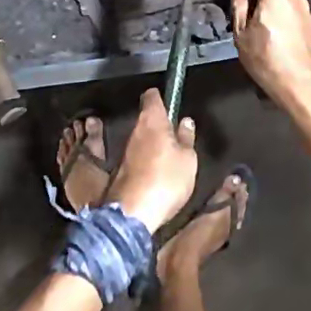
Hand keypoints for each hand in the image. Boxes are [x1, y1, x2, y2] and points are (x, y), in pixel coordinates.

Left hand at [104, 89, 198, 232]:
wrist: (133, 214)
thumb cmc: (165, 180)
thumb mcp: (188, 159)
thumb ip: (187, 139)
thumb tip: (185, 122)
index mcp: (151, 120)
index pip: (152, 96)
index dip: (162, 96)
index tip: (171, 102)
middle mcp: (135, 131)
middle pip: (148, 118)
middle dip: (161, 124)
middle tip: (179, 137)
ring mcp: (126, 151)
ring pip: (143, 139)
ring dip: (155, 144)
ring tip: (172, 159)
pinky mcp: (122, 170)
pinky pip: (139, 158)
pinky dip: (148, 161)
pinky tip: (159, 175)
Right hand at [231, 0, 310, 119]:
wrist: (306, 89)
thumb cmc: (269, 62)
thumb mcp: (242, 37)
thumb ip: (238, 9)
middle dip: (256, 2)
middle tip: (245, 28)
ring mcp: (304, 13)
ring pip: (278, 6)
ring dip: (268, 17)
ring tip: (260, 46)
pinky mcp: (310, 27)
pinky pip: (288, 19)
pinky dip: (278, 28)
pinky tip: (274, 51)